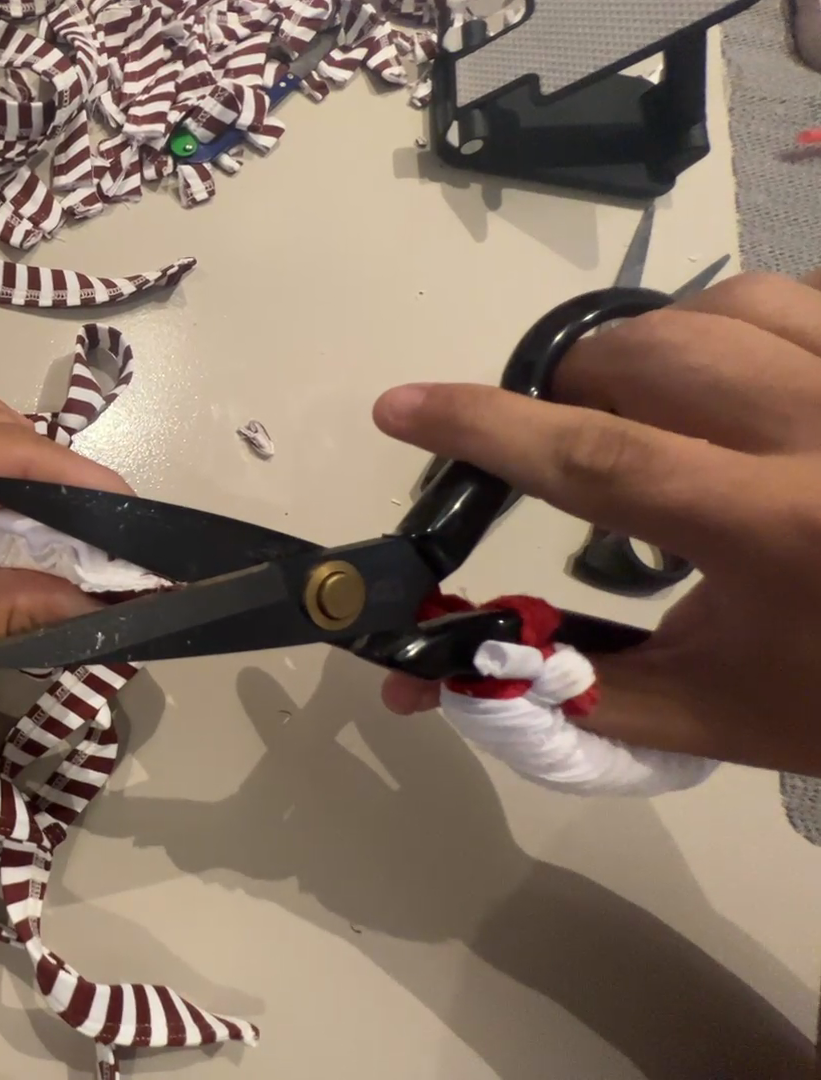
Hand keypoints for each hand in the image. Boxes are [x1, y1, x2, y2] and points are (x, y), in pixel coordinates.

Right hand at [373, 270, 820, 775]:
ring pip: (735, 305)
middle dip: (570, 383)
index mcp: (782, 534)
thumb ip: (546, 685)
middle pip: (654, 356)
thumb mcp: (698, 709)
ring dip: (653, 349)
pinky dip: (744, 327)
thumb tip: (401, 683)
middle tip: (562, 430)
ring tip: (649, 406)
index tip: (396, 407)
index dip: (480, 427)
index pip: (594, 460)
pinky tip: (741, 386)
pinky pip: (809, 298)